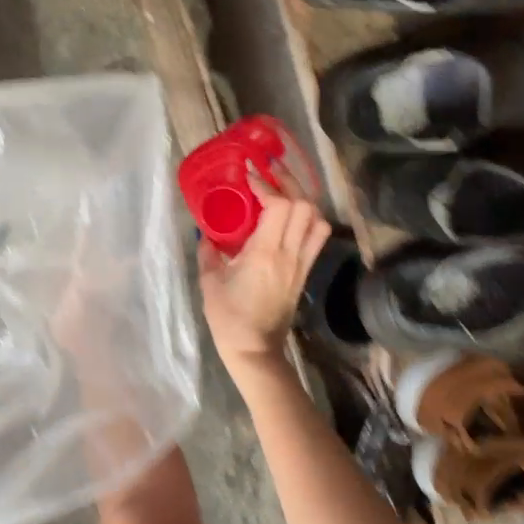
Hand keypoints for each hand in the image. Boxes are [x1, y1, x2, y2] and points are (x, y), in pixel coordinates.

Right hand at [197, 173, 330, 373]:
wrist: (255, 351)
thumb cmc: (228, 318)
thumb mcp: (210, 282)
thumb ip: (208, 252)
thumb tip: (206, 233)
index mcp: (265, 253)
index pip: (280, 205)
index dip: (267, 184)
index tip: (250, 176)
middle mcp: (289, 254)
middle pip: (305, 206)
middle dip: (289, 182)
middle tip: (270, 172)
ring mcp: (301, 264)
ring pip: (317, 220)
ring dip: (303, 200)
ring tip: (284, 191)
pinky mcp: (304, 273)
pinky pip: (316, 238)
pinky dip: (308, 220)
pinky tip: (290, 217)